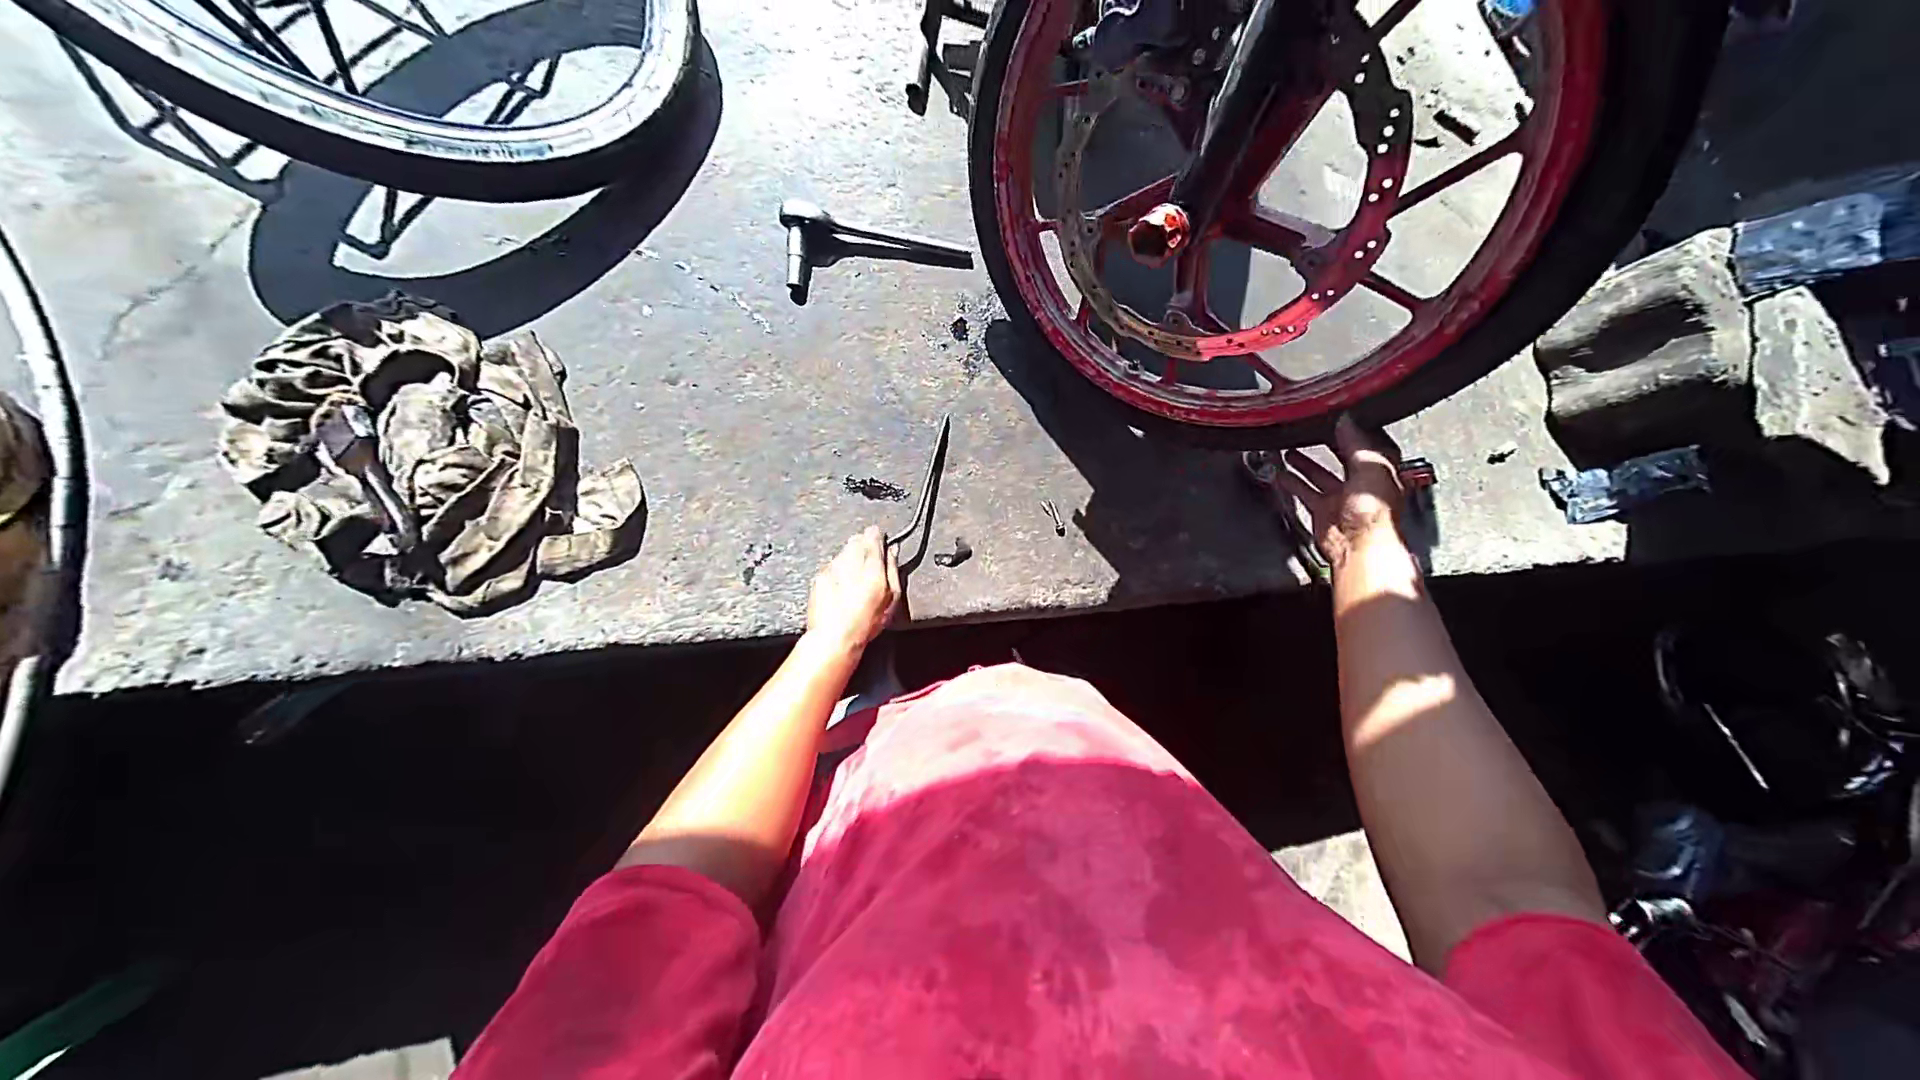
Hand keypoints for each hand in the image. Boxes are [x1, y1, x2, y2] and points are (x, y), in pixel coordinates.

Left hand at [805, 526, 900, 653]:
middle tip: (868, 559)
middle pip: (856, 540)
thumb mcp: (891, 599)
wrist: (833, 637)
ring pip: (843, 551)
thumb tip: (892, 551)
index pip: (873, 537)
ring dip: (850, 557)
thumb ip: (893, 570)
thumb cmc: (865, 623)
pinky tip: (842, 587)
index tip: (879, 538)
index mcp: (872, 567)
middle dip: (863, 545)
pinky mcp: (819, 576)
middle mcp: (850, 563)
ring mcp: (832, 568)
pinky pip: (831, 565)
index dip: (876, 536)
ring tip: (855, 578)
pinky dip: (837, 570)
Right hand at [1273, 414, 1406, 569]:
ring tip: (1290, 450)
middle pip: (1340, 457)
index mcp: (1380, 470)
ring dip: (1305, 463)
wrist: (1360, 546)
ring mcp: (1341, 498)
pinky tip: (1282, 474)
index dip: (1349, 430)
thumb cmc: (1374, 513)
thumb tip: (1345, 421)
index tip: (1332, 418)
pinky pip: (1305, 492)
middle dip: (1325, 444)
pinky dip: (1292, 483)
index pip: (1364, 443)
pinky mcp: (1323, 511)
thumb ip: (1356, 443)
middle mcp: (1362, 483)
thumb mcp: (1370, 466)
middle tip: (1309, 431)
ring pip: (1320, 474)